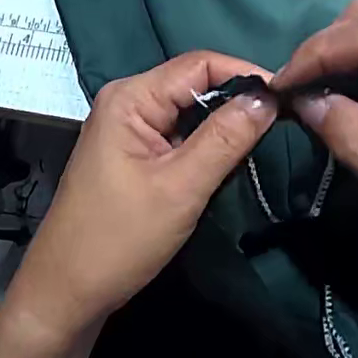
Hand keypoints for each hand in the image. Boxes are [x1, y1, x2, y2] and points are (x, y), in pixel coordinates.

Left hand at [7, 51, 277, 340]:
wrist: (68, 293)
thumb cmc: (120, 239)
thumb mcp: (181, 187)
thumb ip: (227, 137)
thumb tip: (270, 96)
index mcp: (131, 97)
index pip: (199, 64)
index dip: (246, 74)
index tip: (289, 96)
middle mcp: (128, 100)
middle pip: (195, 82)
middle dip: (239, 97)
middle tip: (286, 118)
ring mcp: (130, 126)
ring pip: (190, 108)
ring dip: (227, 120)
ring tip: (268, 135)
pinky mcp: (136, 151)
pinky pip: (180, 131)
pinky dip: (209, 140)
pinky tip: (235, 154)